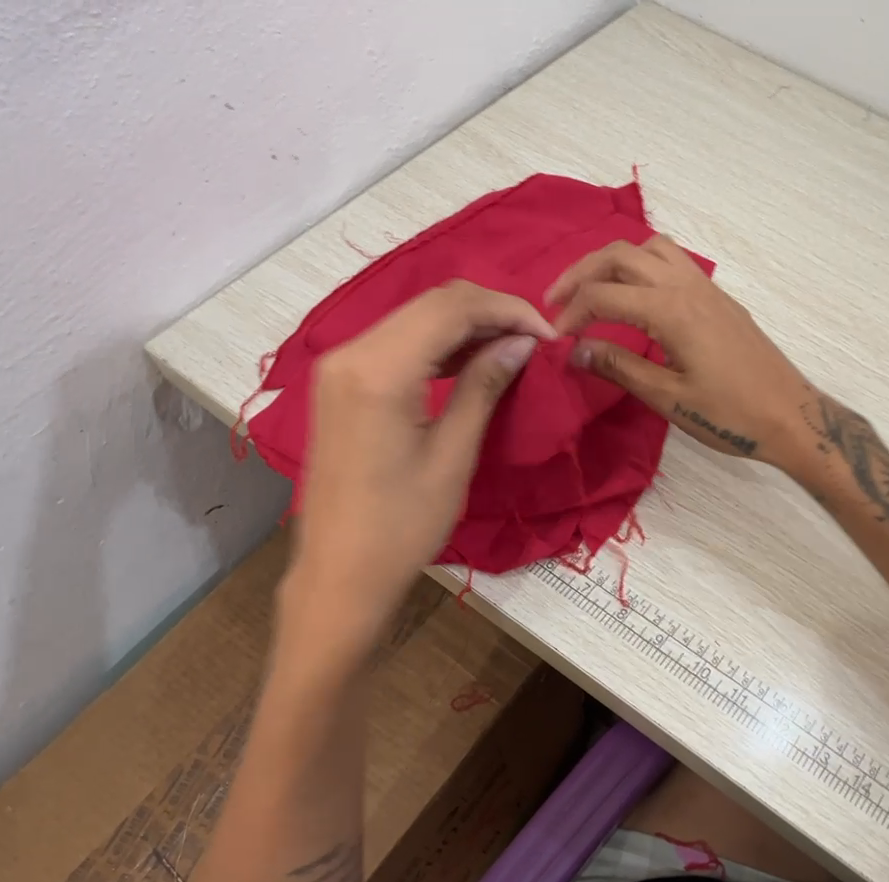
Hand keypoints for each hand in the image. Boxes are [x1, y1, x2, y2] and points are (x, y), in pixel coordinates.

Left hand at [281, 280, 554, 656]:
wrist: (341, 572)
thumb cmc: (403, 526)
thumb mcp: (453, 455)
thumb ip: (484, 387)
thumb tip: (521, 343)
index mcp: (379, 370)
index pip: (451, 307)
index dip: (508, 310)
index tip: (550, 334)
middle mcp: (350, 353)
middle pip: (431, 303)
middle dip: (489, 312)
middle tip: (536, 340)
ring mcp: (339, 366)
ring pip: (413, 318)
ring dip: (465, 325)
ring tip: (513, 349)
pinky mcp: (339, 383)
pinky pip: (395, 343)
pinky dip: (436, 344)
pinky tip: (471, 361)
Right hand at [545, 236, 817, 469]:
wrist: (789, 415)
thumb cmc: (729, 415)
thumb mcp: (668, 399)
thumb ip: (620, 368)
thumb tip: (576, 351)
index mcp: (671, 311)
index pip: (604, 295)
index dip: (571, 313)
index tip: (553, 338)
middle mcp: (687, 286)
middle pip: (621, 255)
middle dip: (581, 273)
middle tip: (555, 301)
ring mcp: (706, 288)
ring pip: (649, 249)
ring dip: (613, 262)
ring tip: (591, 291)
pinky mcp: (718, 299)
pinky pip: (672, 261)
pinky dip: (641, 266)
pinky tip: (633, 295)